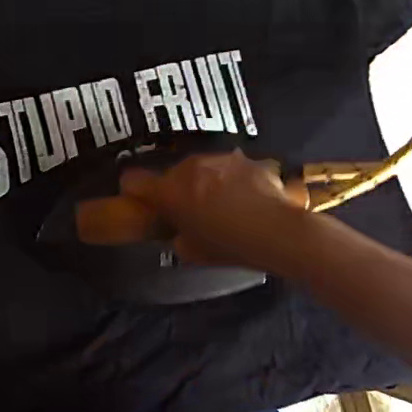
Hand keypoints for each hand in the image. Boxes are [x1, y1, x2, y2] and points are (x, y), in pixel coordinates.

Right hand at [118, 151, 319, 273]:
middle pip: (171, 173)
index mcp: (170, 191)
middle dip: (176, 189)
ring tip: (221, 204)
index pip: (133, 181)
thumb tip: (179, 231)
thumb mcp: (193, 251)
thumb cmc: (231, 246)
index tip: (139, 200)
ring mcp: (220, 159)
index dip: (132, 191)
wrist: (279, 232)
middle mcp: (190, 168)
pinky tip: (246, 198)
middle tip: (189, 210)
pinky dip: (231, 180)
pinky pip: (229, 168)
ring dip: (204, 182)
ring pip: (201, 168)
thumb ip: (178, 235)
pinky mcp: (246, 159)